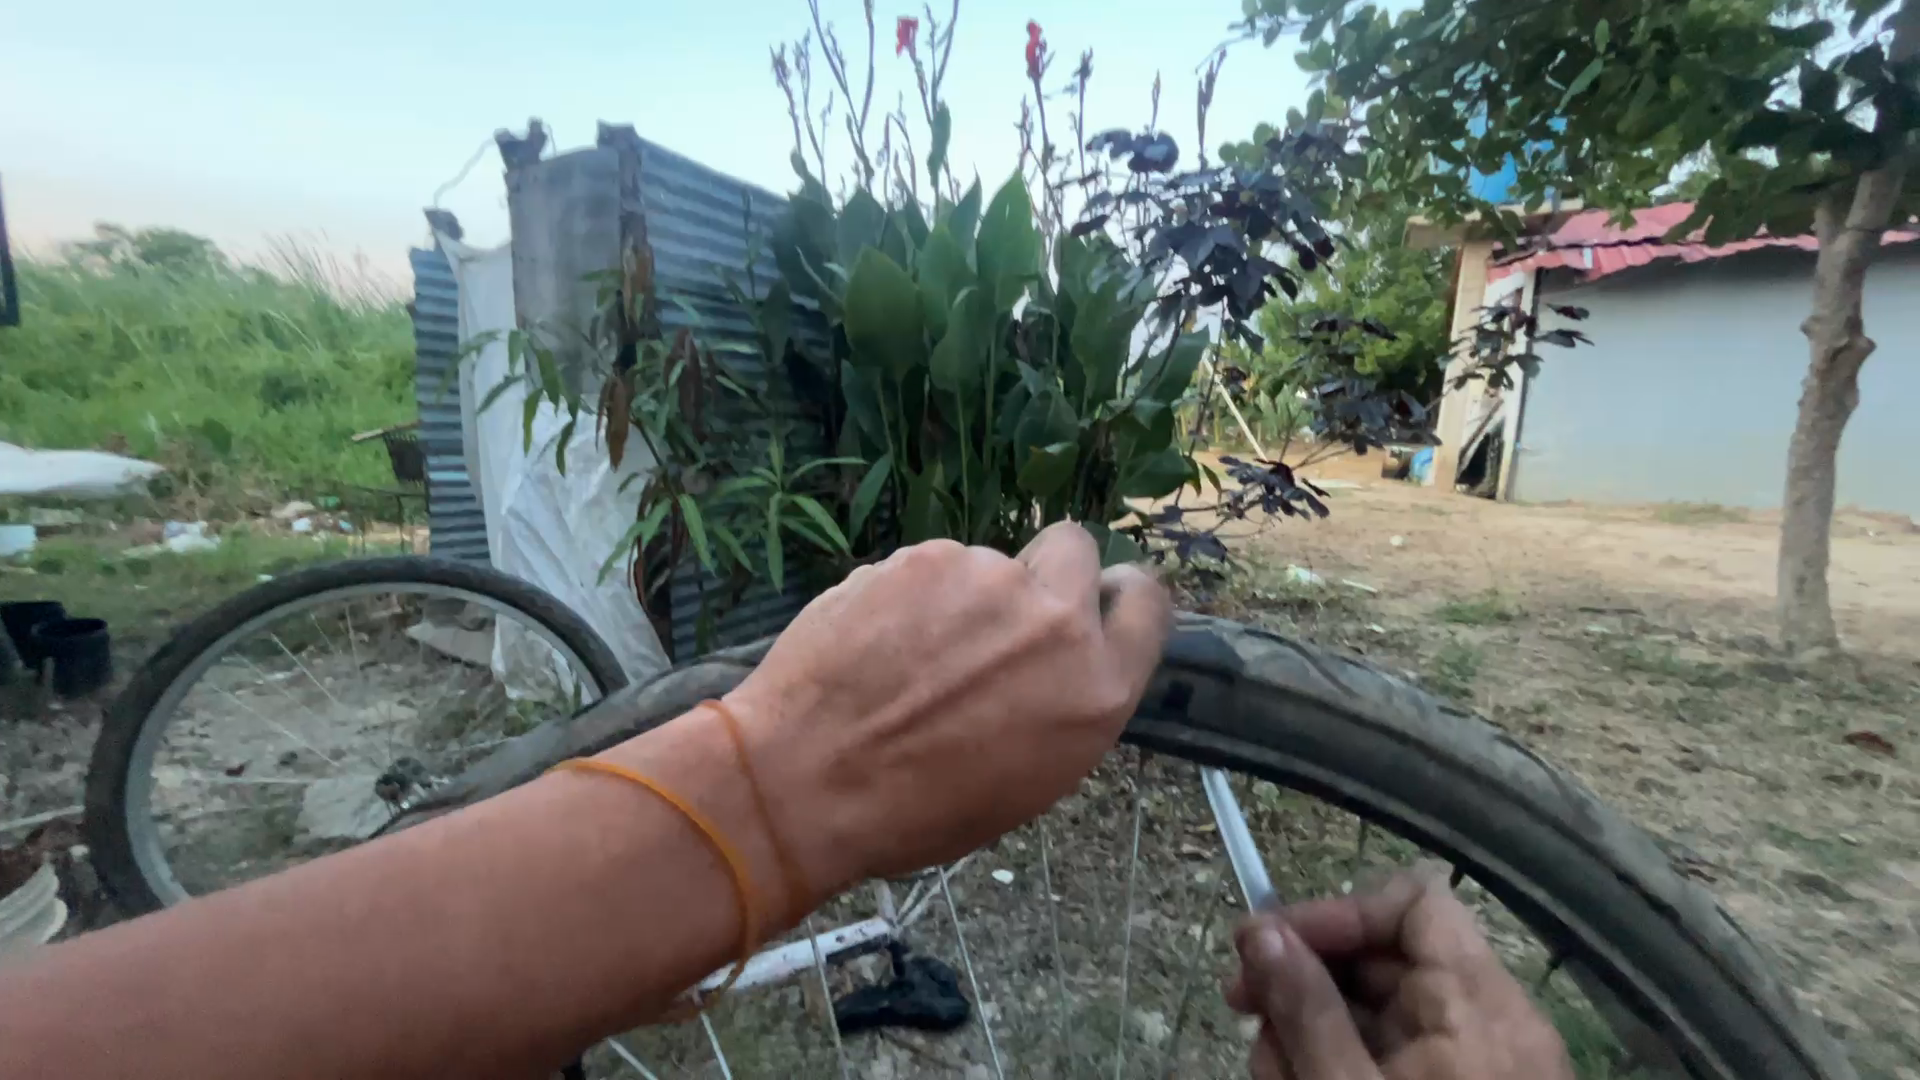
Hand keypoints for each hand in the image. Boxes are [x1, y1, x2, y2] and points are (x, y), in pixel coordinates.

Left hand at [724, 522, 1170, 902]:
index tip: (1098, 596)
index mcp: (1096, 687)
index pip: (1147, 600)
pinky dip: (912, 593)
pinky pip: (931, 565)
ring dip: (963, 594)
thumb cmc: (919, 809)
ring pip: (987, 563)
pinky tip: (874, 638)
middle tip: (997, 616)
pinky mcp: (924, 555)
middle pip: (1075, 547)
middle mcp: (1053, 618)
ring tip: (909, 654)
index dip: (1122, 592)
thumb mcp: (1029, 777)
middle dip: (1047, 570)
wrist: (806, 782)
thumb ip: (1063, 699)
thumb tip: (1057, 655)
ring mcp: (987, 576)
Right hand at [1227, 866, 1574, 1079]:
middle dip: (1301, 976)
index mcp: (1480, 1008)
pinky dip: (1325, 1061)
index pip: (1413, 904)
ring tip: (1268, 1071)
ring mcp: (1464, 1066)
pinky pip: (1375, 1053)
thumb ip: (1303, 1006)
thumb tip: (1260, 929)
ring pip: (1365, 1007)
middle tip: (1239, 1004)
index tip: (1273, 942)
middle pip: (1378, 954)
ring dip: (1301, 1026)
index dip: (1340, 910)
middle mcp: (1482, 1024)